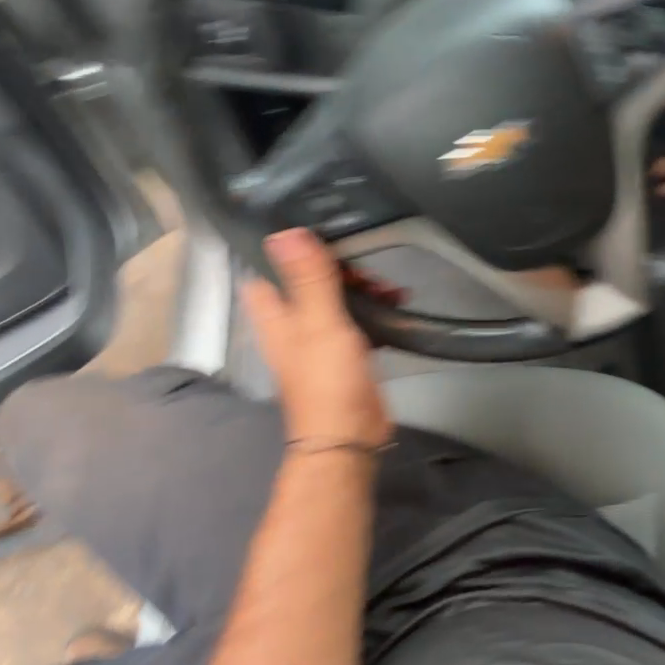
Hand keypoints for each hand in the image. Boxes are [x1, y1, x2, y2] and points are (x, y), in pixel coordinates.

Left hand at [240, 229, 392, 448]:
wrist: (348, 434)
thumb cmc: (327, 380)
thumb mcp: (319, 321)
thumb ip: (307, 277)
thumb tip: (285, 231)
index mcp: (274, 312)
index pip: (269, 265)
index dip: (289, 246)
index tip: (319, 230)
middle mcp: (291, 322)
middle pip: (309, 278)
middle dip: (338, 267)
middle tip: (366, 268)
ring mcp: (318, 338)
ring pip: (336, 297)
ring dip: (360, 288)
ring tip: (389, 288)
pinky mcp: (345, 353)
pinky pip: (357, 320)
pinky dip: (373, 310)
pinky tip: (394, 306)